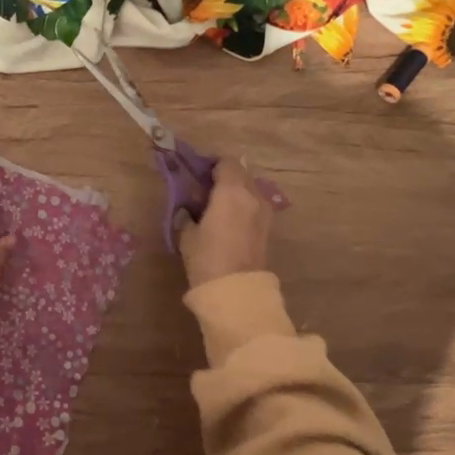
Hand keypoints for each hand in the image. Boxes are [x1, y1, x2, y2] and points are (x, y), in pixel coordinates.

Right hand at [176, 157, 273, 287]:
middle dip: (224, 177)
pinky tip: (228, 221)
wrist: (237, 292)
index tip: (197, 173)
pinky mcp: (268, 228)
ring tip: (217, 206)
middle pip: (241, 174)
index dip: (211, 164)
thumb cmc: (208, 259)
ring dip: (236, 192)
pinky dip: (244, 206)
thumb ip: (186, 215)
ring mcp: (265, 212)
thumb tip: (187, 210)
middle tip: (204, 189)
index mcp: (232, 191)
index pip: (225, 163)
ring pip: (250, 190)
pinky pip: (255, 206)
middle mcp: (253, 195)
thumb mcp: (187, 236)